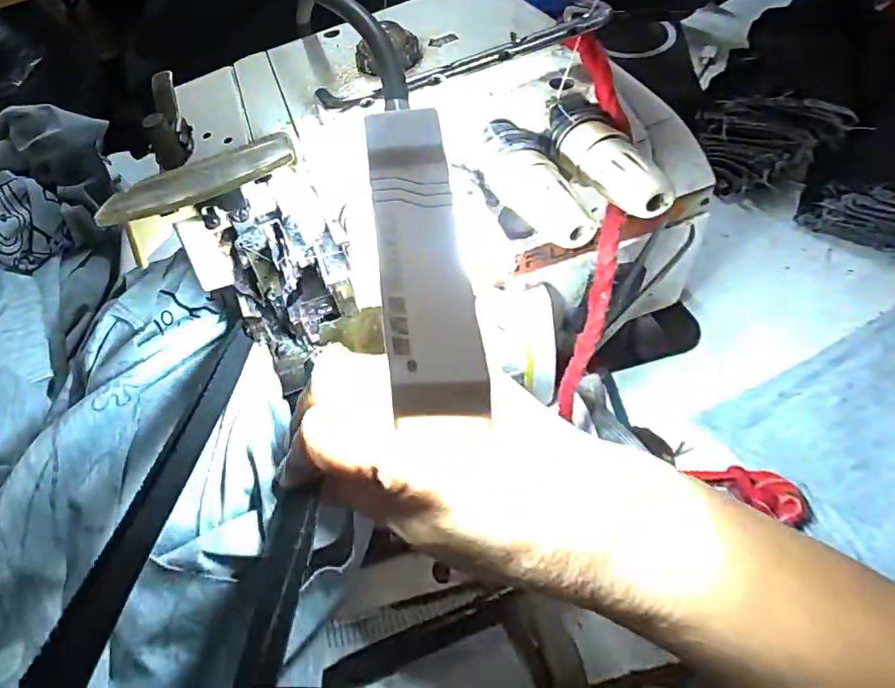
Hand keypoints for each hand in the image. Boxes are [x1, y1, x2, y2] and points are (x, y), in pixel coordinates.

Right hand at [286, 347, 700, 607]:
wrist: (590, 506)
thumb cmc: (507, 536)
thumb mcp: (420, 534)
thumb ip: (360, 496)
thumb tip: (321, 476)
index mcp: (400, 450)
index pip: (317, 428)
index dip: (304, 455)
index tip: (306, 476)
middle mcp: (407, 393)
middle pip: (327, 379)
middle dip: (319, 414)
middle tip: (331, 449)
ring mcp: (429, 368)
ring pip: (354, 361)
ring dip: (344, 395)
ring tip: (363, 432)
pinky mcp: (448, 359)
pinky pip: (387, 361)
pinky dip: (373, 384)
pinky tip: (393, 416)